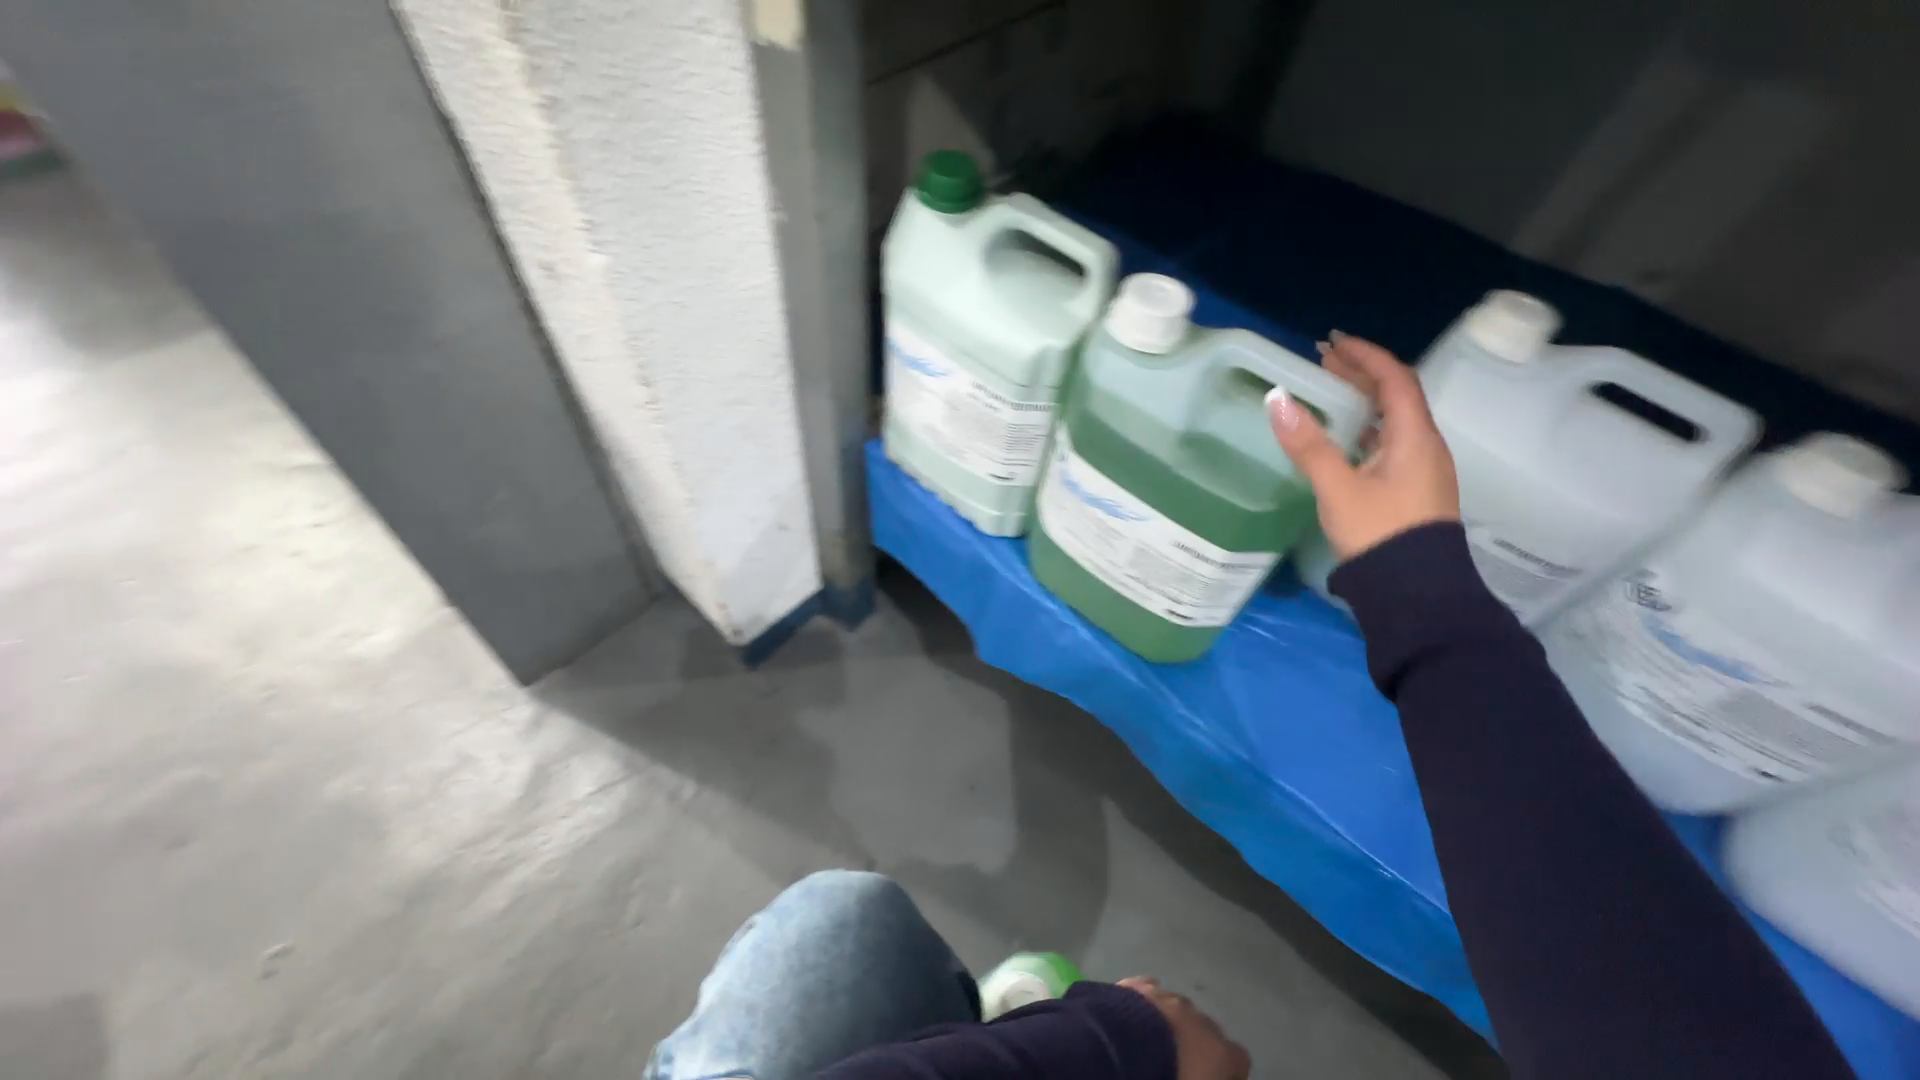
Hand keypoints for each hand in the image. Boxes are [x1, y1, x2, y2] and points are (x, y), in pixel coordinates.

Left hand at [1118, 977, 1250, 1079]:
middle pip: (1207, 1032)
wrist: (1125, 1049)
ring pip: (1178, 1010)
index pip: (1239, 1060)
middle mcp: (1201, 1019)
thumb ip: (1205, 1074)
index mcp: (1221, 1052)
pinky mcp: (1141, 985)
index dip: (1229, 1071)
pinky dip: (1148, 1004)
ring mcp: (1171, 997)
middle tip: (1180, 1062)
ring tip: (1155, 1043)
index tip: (1216, 1076)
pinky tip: (1137, 1015)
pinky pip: (1149, 993)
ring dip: (1172, 1024)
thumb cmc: (1167, 1077)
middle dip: (1197, 1045)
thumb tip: (1199, 1070)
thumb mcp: (1197, 1079)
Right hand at [1268, 332, 1460, 560]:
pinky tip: (1343, 440)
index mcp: (1415, 437)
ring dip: (1363, 403)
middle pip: (1396, 397)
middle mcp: (1426, 446)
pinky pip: (1390, 445)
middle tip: (1324, 363)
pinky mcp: (1413, 492)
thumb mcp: (1338, 488)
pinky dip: (1365, 430)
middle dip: (1361, 376)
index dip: (1365, 356)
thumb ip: (1308, 444)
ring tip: (1328, 395)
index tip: (1333, 343)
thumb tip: (1277, 399)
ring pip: (1393, 422)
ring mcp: (1423, 471)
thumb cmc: (1379, 533)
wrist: (1416, 592)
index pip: (1395, 379)